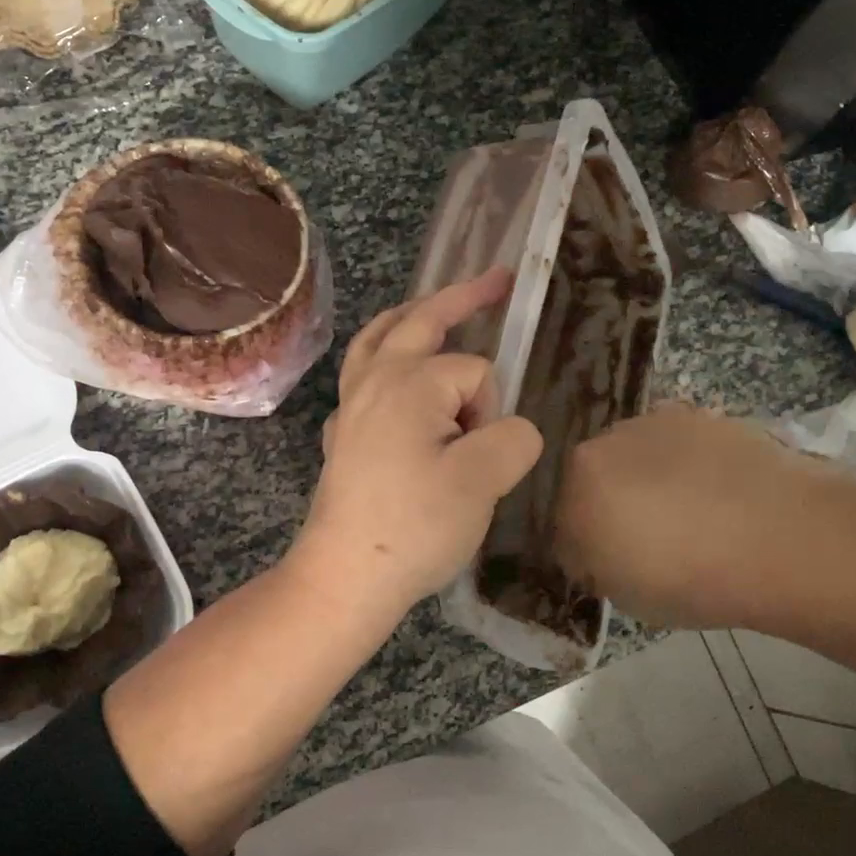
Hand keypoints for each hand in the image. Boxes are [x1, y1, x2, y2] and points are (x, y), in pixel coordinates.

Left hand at [291, 270, 543, 613]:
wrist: (345, 575)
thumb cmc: (413, 526)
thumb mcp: (484, 480)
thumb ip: (513, 438)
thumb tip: (509, 429)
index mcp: (410, 381)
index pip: (475, 371)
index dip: (491, 408)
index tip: (480, 454)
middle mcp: (374, 378)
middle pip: (419, 321)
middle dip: (461, 298)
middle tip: (497, 280)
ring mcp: (350, 404)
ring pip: (378, 338)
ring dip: (411, 317)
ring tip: (433, 308)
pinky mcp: (342, 433)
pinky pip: (362, 373)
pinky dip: (383, 357)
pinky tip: (392, 379)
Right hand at [555, 404, 847, 629]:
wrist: (786, 538)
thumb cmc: (696, 582)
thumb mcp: (626, 597)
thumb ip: (597, 565)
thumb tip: (598, 551)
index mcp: (574, 488)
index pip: (560, 521)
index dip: (584, 548)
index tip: (610, 568)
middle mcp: (602, 444)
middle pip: (592, 478)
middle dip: (609, 503)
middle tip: (648, 540)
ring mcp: (651, 422)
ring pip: (632, 454)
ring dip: (645, 477)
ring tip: (690, 513)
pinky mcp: (698, 413)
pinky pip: (674, 441)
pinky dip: (684, 460)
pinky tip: (715, 489)